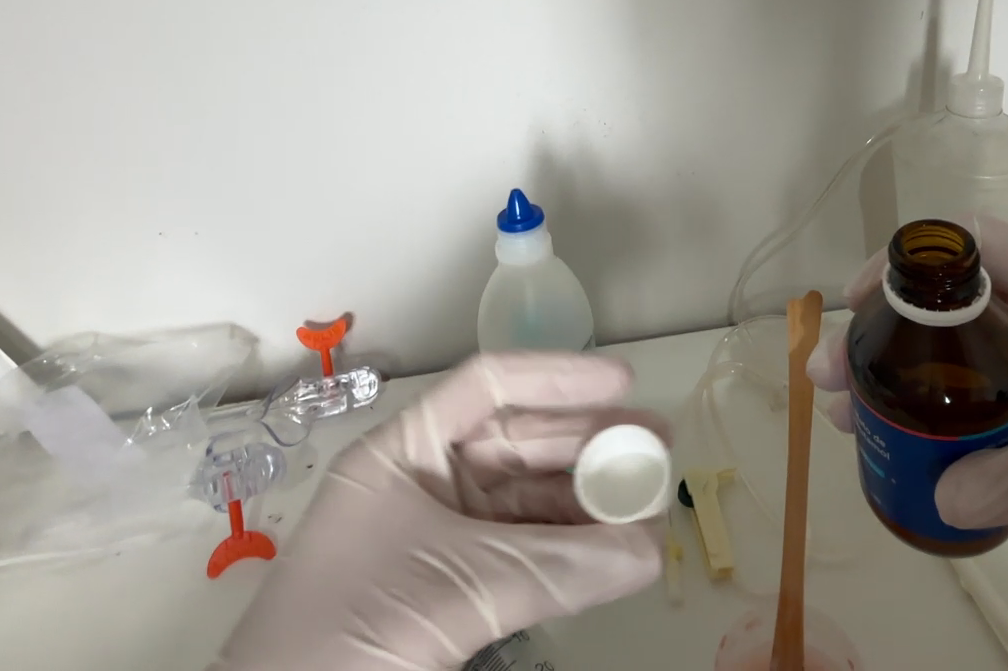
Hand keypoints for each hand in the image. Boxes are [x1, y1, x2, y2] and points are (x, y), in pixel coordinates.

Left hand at [215, 353, 664, 670]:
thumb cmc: (350, 631)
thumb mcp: (455, 588)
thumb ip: (559, 568)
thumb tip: (652, 552)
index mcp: (404, 450)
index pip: (488, 386)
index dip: (558, 376)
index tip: (623, 383)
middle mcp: (427, 477)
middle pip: (520, 438)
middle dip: (589, 441)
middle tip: (656, 443)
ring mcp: (443, 530)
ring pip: (530, 496)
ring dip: (589, 498)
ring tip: (650, 498)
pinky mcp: (457, 580)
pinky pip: (528, 548)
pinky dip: (573, 548)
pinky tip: (618, 548)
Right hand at [810, 219, 1007, 658]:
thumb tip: (936, 497)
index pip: (977, 245)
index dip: (911, 258)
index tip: (860, 298)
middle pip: (948, 304)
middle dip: (881, 331)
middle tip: (831, 372)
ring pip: (954, 354)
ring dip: (897, 376)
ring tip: (847, 411)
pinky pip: (976, 400)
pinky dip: (934, 413)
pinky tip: (901, 441)